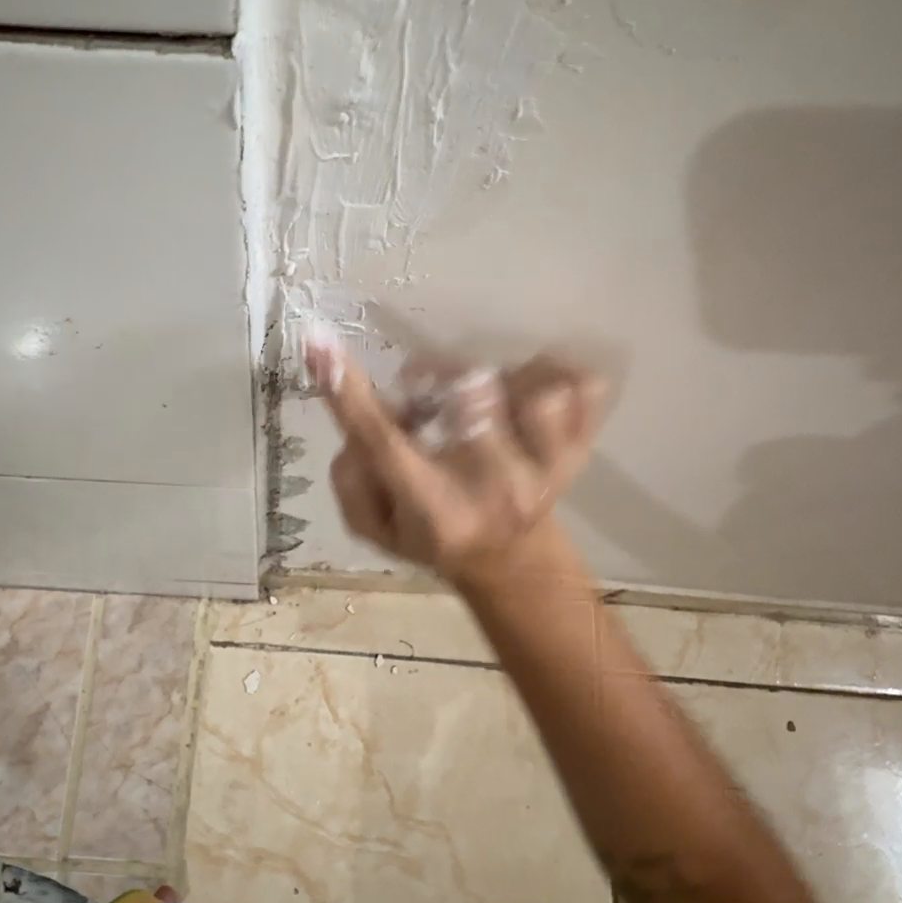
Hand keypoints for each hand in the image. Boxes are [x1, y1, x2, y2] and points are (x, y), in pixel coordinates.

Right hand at [305, 335, 605, 585]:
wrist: (509, 561)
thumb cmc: (429, 533)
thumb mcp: (373, 524)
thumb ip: (351, 477)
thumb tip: (354, 416)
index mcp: (433, 507)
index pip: (383, 443)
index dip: (347, 391)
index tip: (319, 341)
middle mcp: (493, 489)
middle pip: (472, 402)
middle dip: (439, 377)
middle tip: (424, 389)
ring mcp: (544, 470)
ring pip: (536, 396)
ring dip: (499, 379)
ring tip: (483, 391)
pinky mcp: (577, 450)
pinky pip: (582, 392)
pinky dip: (557, 375)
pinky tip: (531, 384)